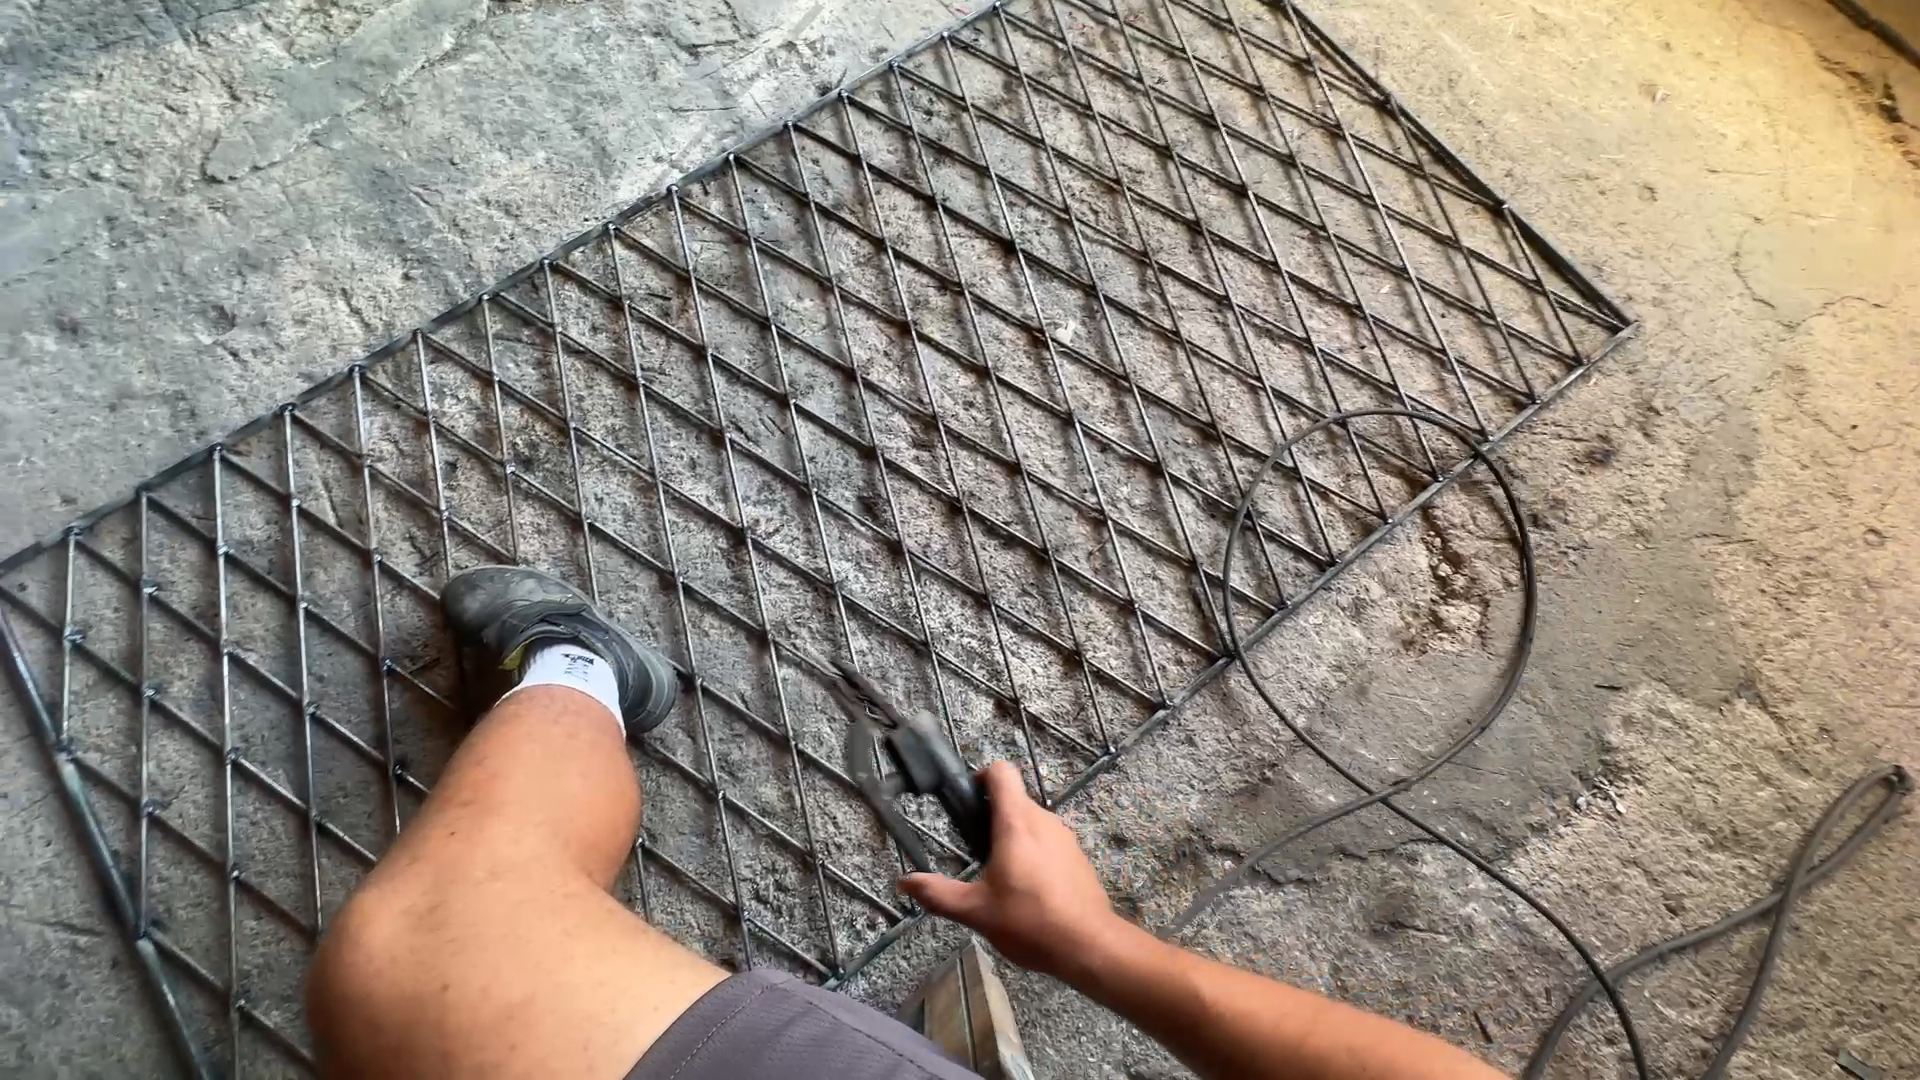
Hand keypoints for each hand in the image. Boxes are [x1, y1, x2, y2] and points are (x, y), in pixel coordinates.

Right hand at [899, 761, 1127, 978]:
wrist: (1089, 945)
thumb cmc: (1029, 921)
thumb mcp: (976, 911)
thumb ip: (939, 894)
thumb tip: (904, 882)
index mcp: (1016, 821)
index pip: (1002, 771)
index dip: (982, 777)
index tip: (968, 802)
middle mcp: (1042, 819)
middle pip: (1013, 798)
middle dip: (992, 817)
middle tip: (976, 850)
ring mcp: (1064, 835)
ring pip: (1031, 820)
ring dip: (1013, 836)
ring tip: (1001, 875)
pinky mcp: (1077, 854)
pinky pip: (1049, 840)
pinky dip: (1034, 852)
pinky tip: (1029, 889)